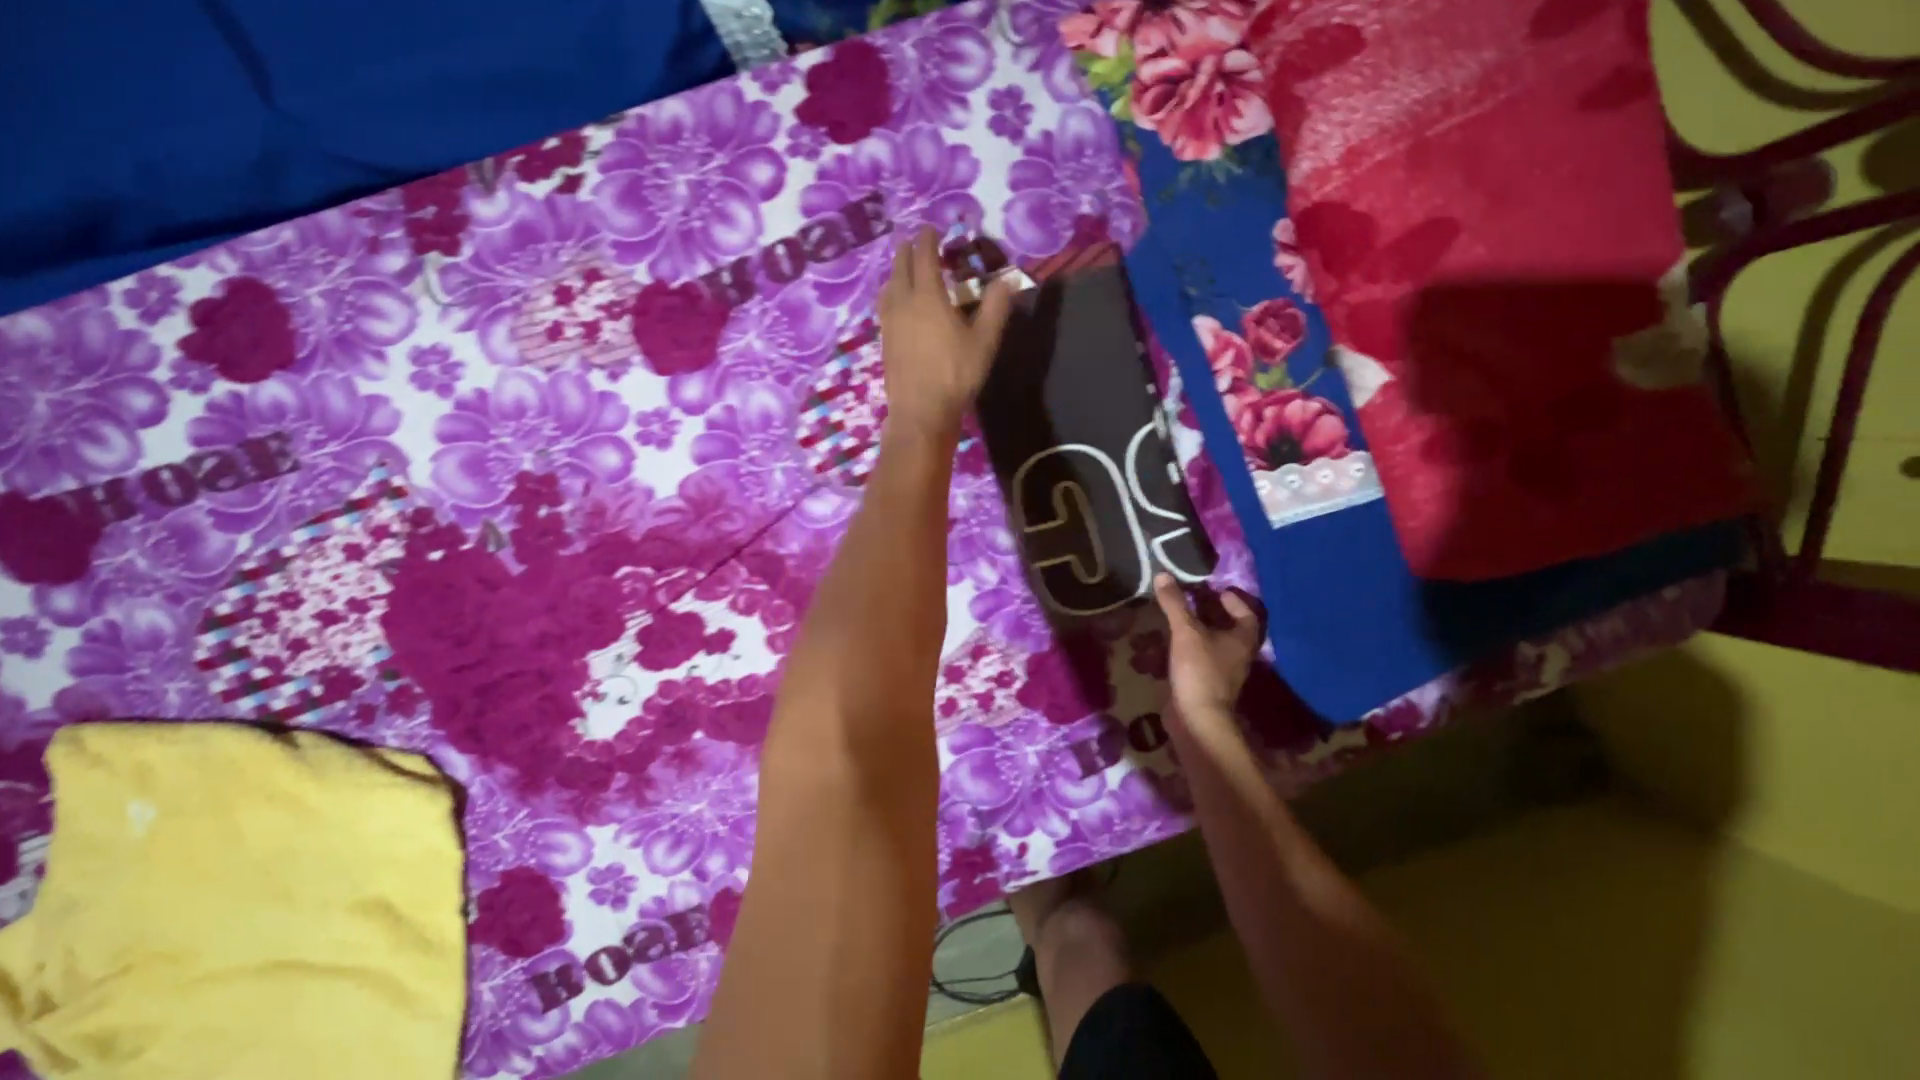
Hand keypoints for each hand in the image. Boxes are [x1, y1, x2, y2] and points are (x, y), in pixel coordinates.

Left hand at [878, 227, 1015, 438]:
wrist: (921, 411)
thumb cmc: (956, 374)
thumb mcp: (985, 341)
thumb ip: (996, 306)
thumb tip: (1009, 277)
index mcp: (928, 296)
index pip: (924, 257)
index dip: (927, 239)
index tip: (930, 228)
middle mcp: (903, 303)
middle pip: (900, 267)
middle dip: (907, 251)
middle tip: (914, 242)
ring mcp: (889, 323)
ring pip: (888, 286)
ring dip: (896, 272)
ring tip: (903, 269)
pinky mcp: (884, 341)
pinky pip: (884, 306)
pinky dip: (891, 293)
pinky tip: (896, 304)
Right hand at [1153, 573, 1262, 726]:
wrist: (1197, 719)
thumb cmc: (1200, 670)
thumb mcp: (1186, 632)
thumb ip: (1175, 604)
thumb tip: (1163, 574)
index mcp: (1242, 640)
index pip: (1247, 614)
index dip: (1235, 601)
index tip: (1218, 591)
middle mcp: (1238, 656)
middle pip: (1230, 630)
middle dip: (1212, 615)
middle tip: (1193, 600)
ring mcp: (1223, 673)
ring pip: (1213, 646)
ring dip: (1198, 632)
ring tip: (1177, 619)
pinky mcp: (1206, 685)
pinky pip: (1199, 661)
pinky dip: (1188, 651)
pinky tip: (1169, 646)